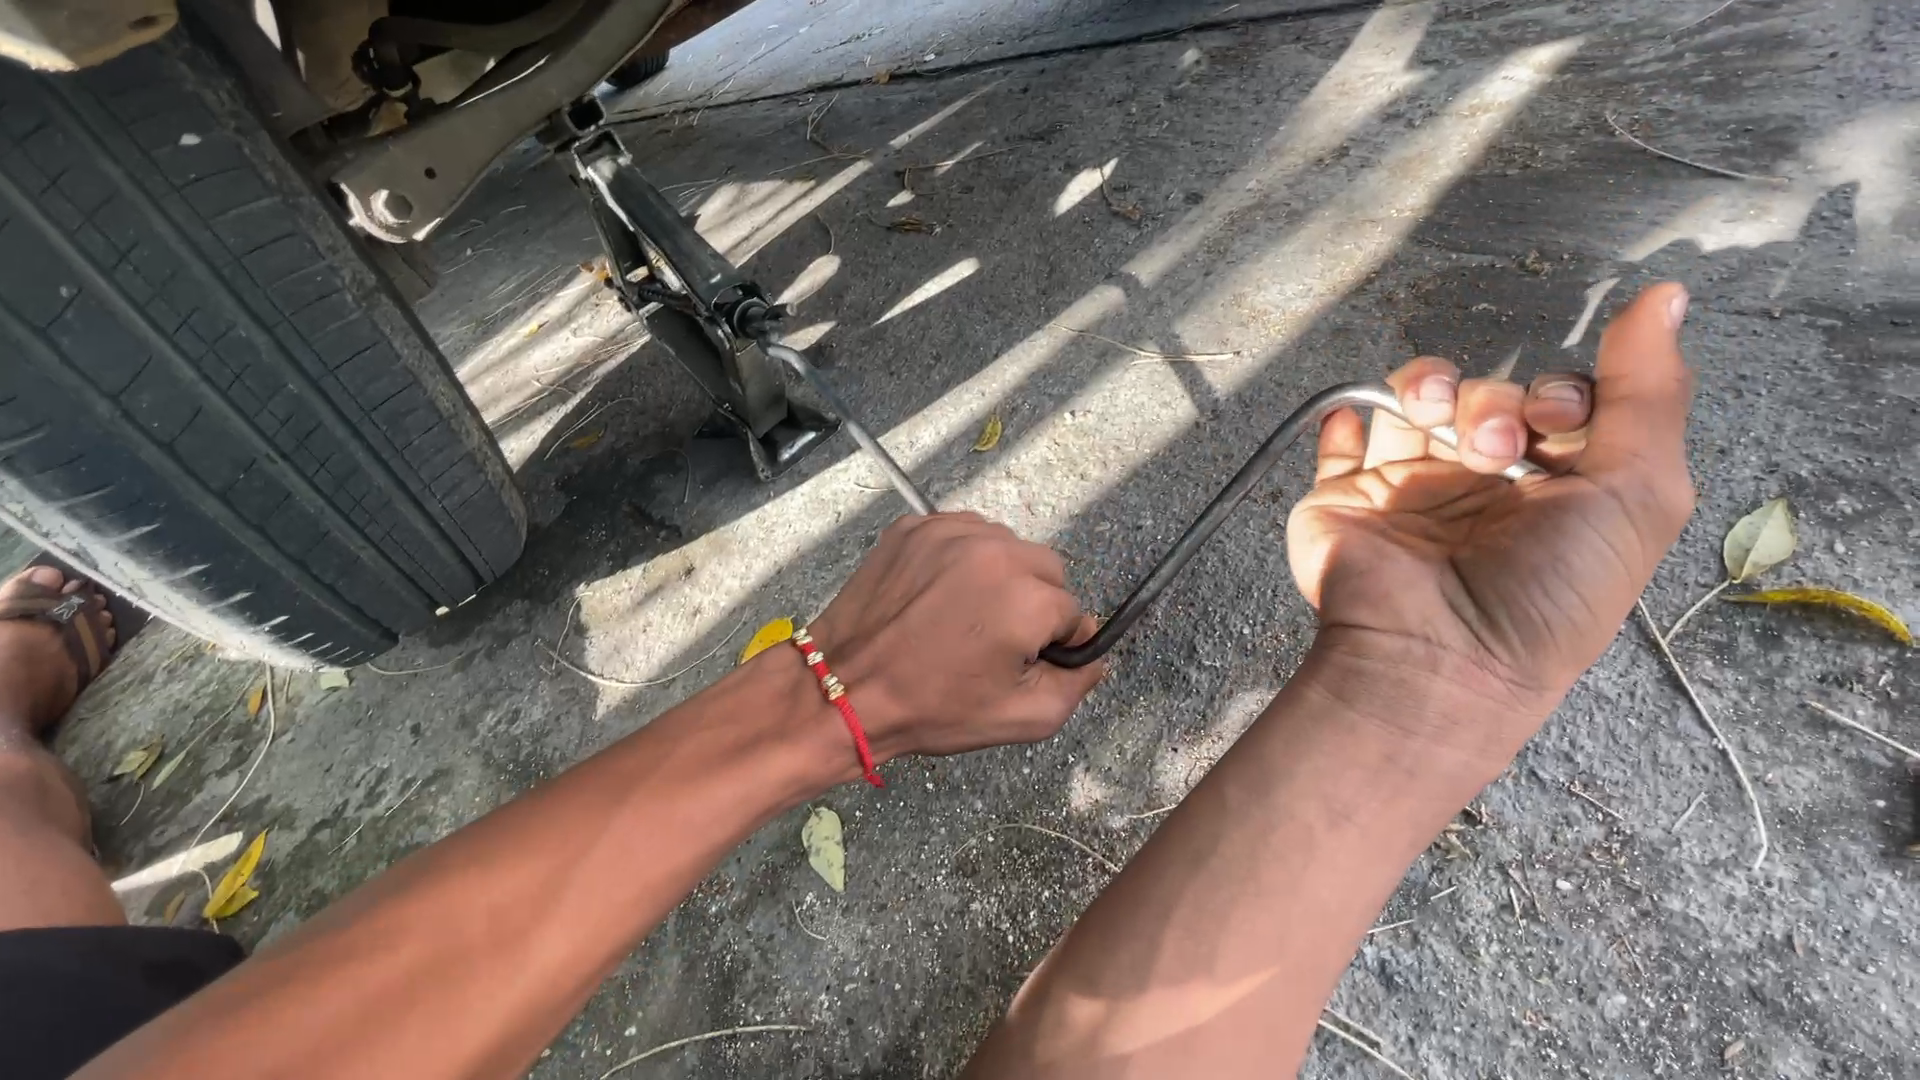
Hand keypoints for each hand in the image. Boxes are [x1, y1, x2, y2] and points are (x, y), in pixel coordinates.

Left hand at [805, 512, 1105, 761]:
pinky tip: (938, 593)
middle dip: (1034, 603)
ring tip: (963, 613)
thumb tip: (1093, 655)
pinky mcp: (914, 525)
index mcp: (1028, 598)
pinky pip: (962, 533)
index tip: (1020, 660)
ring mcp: (950, 531)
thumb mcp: (1021, 719)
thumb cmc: (934, 709)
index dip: (1052, 643)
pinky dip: (962, 558)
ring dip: (1000, 575)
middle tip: (995, 638)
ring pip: (1006, 546)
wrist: (843, 687)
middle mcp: (996, 550)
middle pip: (1047, 569)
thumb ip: (1076, 685)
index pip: (1072, 611)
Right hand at [1287, 283, 1695, 759]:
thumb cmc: (1548, 589)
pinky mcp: (1340, 497)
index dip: (1560, 391)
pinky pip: (1339, 439)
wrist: (1437, 654)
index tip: (1555, 421)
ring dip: (1427, 386)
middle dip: (1493, 400)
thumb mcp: (1639, 496)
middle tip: (1495, 446)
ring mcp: (1404, 487)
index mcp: (1553, 486)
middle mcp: (1478, 482)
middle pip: (1484, 394)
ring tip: (1432, 418)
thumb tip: (1666, 293)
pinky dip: (1345, 417)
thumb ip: (1649, 394)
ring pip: (1413, 401)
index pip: (1556, 402)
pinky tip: (1357, 423)